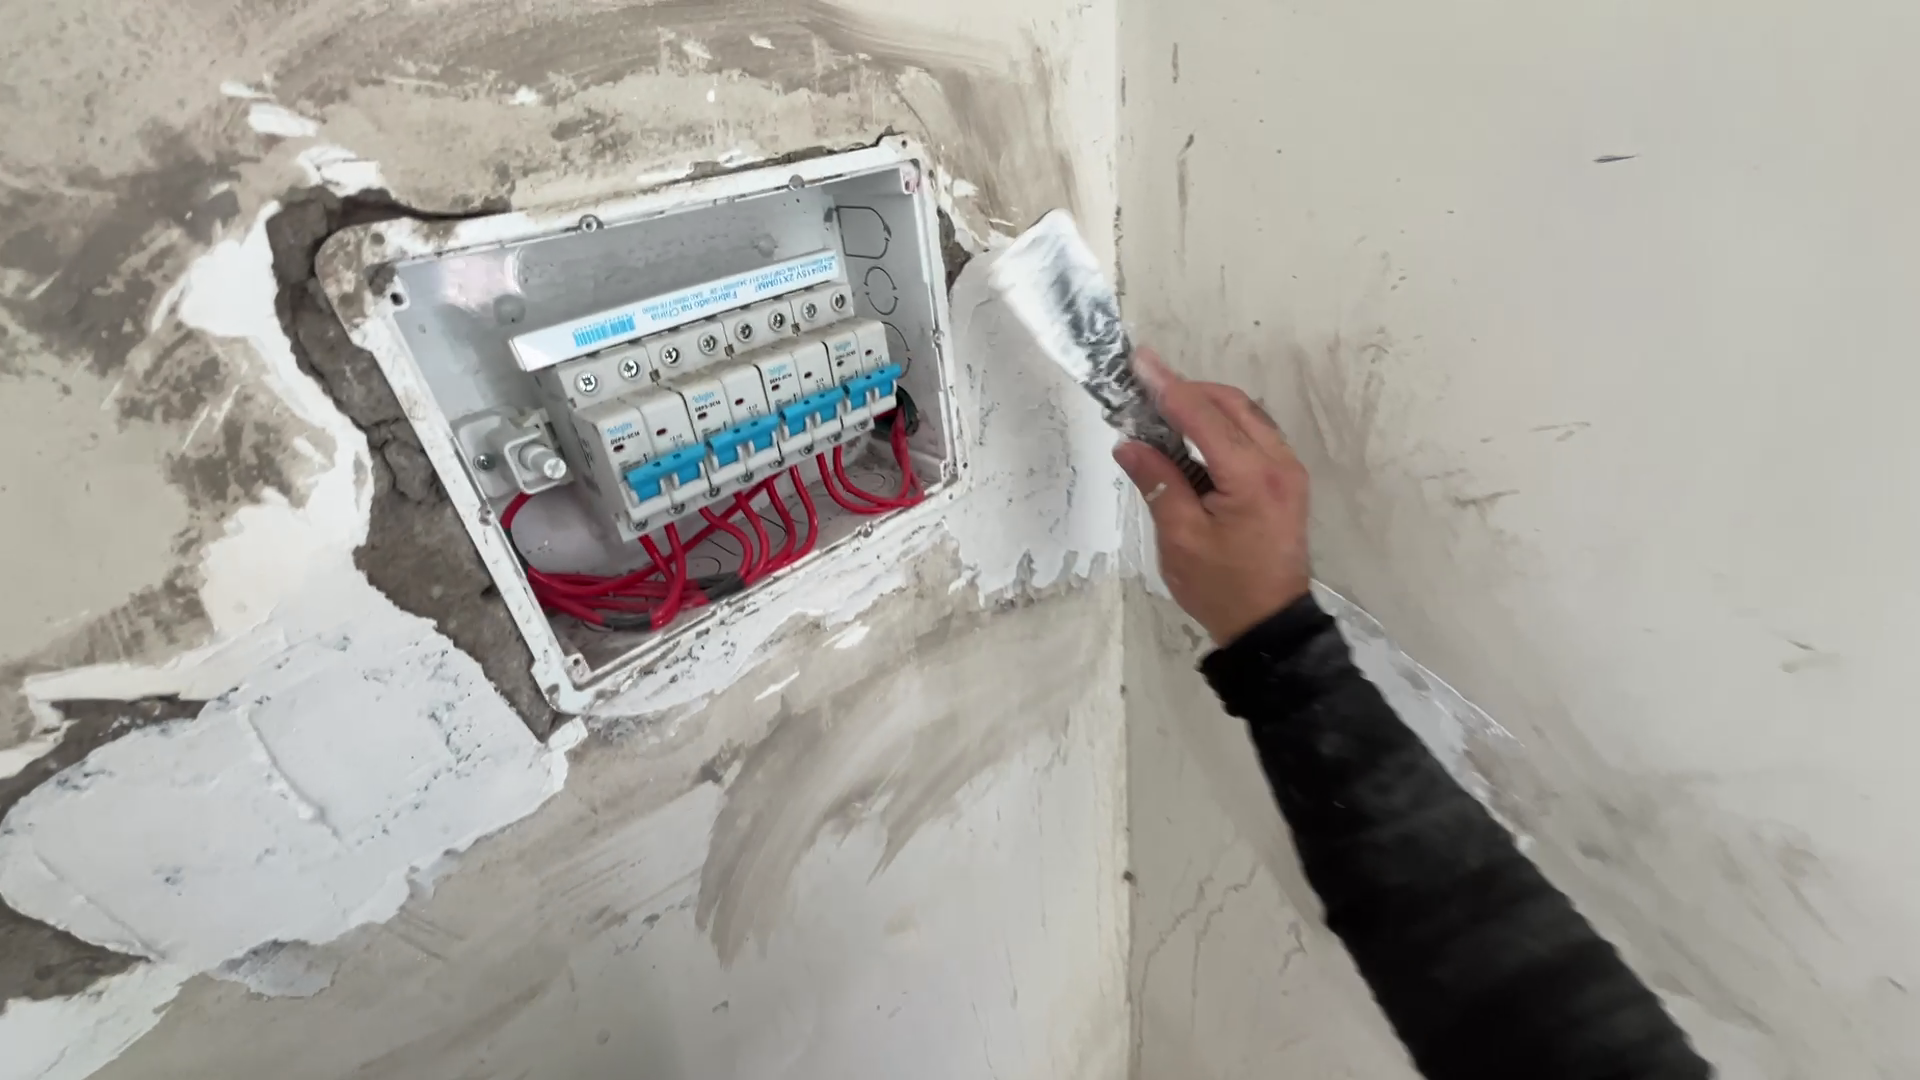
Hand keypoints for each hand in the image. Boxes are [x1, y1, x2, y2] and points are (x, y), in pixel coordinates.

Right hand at [1113, 349, 1311, 645]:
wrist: (1269, 624)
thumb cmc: (1221, 587)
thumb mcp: (1180, 538)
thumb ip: (1158, 482)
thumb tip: (1130, 444)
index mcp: (1251, 476)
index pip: (1203, 416)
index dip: (1168, 387)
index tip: (1140, 362)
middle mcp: (1278, 463)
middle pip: (1231, 404)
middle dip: (1187, 390)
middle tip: (1145, 389)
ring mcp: (1287, 470)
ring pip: (1246, 415)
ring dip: (1205, 405)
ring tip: (1163, 411)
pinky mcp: (1285, 480)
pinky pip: (1253, 435)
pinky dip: (1221, 426)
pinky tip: (1192, 437)